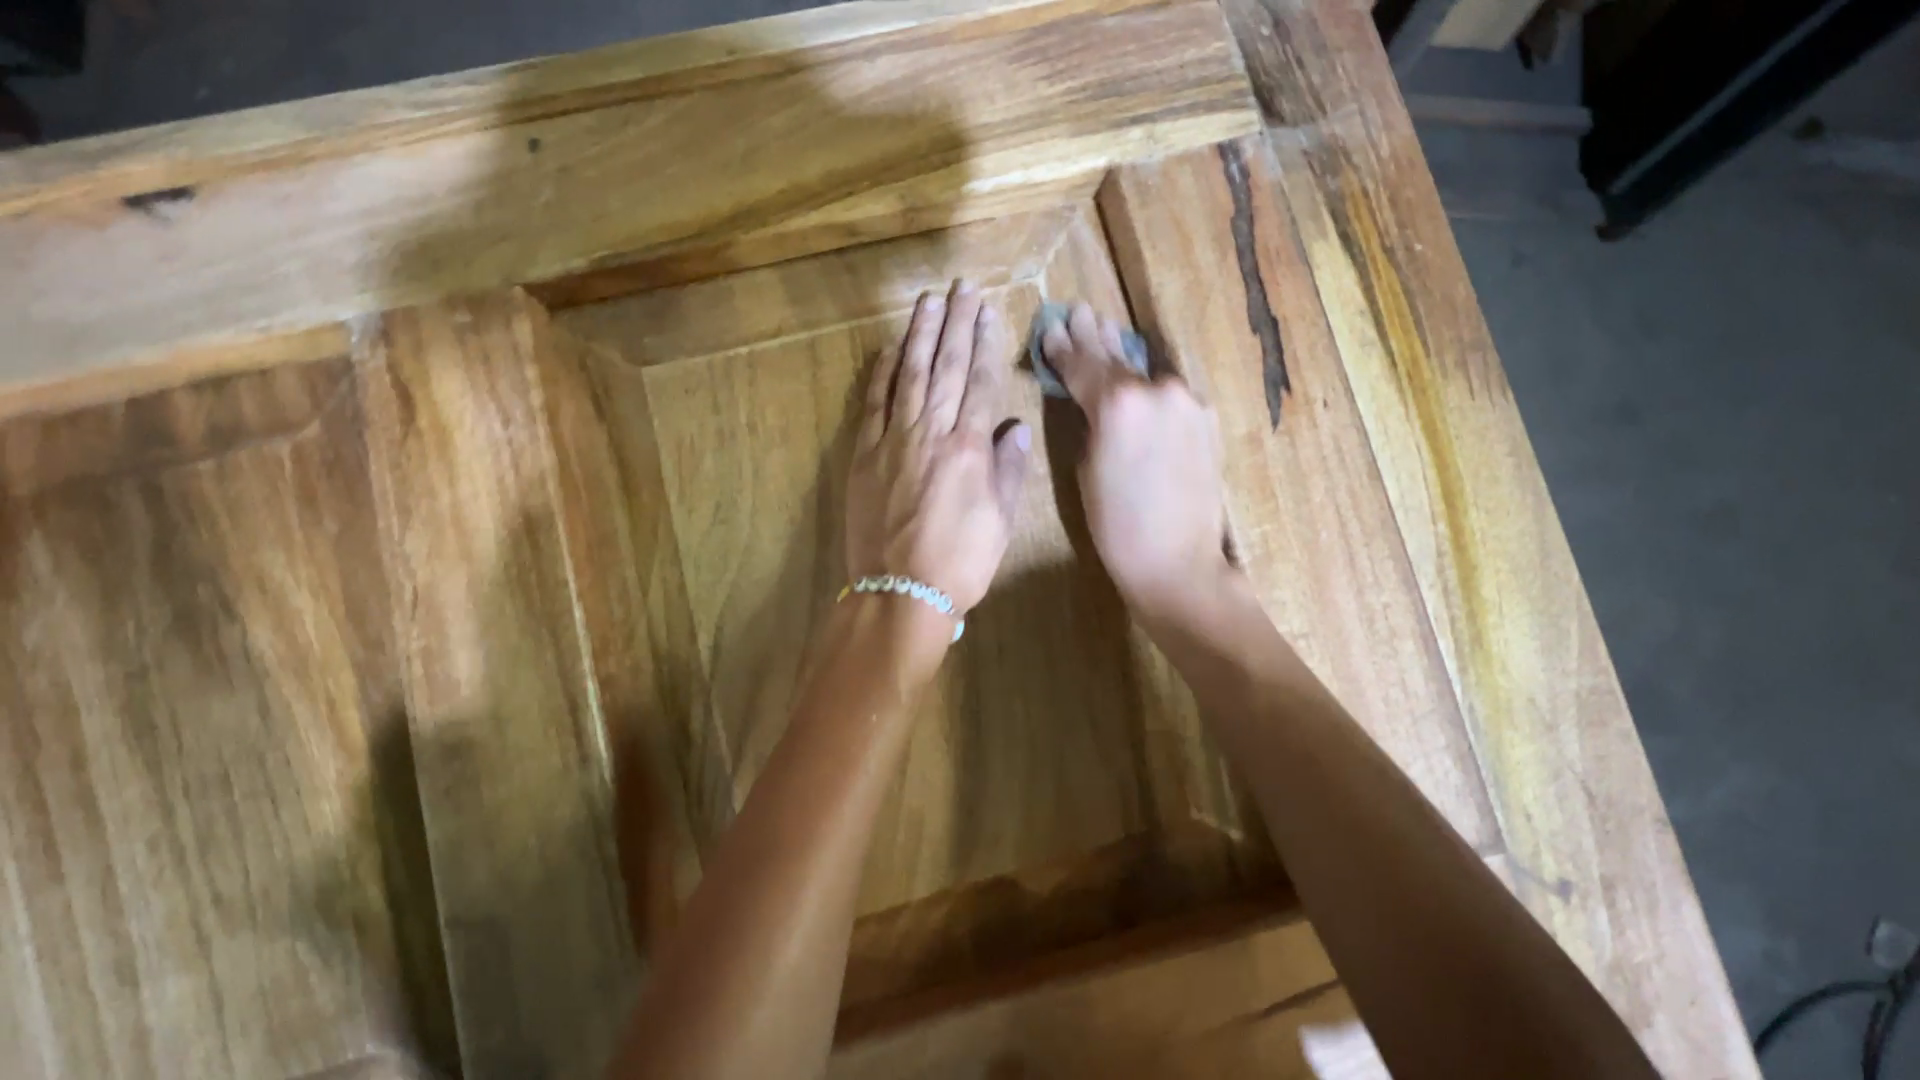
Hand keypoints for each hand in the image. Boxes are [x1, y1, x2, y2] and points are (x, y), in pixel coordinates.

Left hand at [845, 280, 1030, 613]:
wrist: (901, 592)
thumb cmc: (961, 562)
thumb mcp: (1001, 521)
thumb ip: (1008, 470)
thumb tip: (1014, 429)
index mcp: (970, 447)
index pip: (981, 382)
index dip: (986, 342)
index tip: (988, 310)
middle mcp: (932, 432)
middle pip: (947, 366)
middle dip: (957, 323)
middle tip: (962, 287)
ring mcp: (893, 440)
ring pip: (910, 374)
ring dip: (921, 334)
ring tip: (929, 300)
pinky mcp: (864, 454)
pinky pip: (874, 403)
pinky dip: (883, 372)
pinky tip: (892, 348)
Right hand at [1042, 303, 1229, 613]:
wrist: (1177, 561)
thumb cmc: (1116, 525)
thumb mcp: (1086, 468)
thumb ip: (1087, 421)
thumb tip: (1086, 397)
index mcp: (1118, 402)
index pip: (1082, 364)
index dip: (1062, 349)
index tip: (1050, 329)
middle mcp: (1157, 389)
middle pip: (1117, 357)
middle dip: (1093, 336)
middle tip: (1078, 311)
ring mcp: (1187, 401)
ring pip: (1146, 372)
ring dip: (1123, 354)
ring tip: (1104, 327)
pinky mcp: (1205, 418)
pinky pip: (1168, 392)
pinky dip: (1149, 384)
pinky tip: (1137, 375)